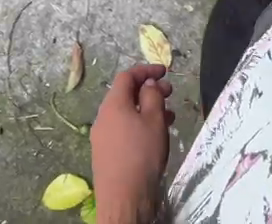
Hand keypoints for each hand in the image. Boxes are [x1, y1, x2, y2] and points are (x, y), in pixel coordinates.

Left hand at [90, 64, 174, 223]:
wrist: (124, 200)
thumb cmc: (141, 155)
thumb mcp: (154, 119)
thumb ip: (152, 95)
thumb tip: (148, 83)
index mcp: (113, 104)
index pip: (127, 76)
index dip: (146, 70)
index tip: (164, 71)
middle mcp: (103, 117)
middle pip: (125, 94)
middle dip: (148, 90)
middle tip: (169, 93)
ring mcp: (102, 137)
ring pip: (126, 113)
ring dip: (146, 109)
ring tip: (168, 117)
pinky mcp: (105, 154)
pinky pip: (122, 129)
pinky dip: (138, 125)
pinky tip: (154, 136)